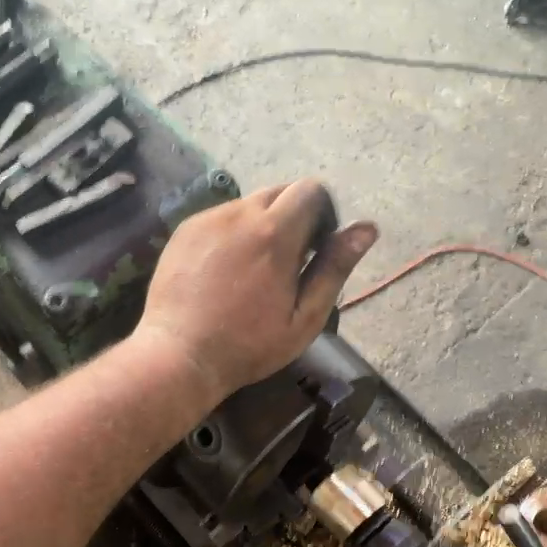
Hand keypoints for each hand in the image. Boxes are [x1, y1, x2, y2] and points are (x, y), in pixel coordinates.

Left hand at [135, 179, 377, 398]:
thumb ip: (334, 269)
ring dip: (261, 227)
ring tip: (252, 273)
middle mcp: (240, 213)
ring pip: (248, 205)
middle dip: (293, 218)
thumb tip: (367, 229)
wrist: (179, 355)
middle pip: (280, 192)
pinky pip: (220, 219)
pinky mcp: (184, 231)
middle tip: (287, 266)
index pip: (311, 191)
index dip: (322, 216)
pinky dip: (231, 236)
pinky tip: (224, 275)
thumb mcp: (303, 318)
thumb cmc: (248, 346)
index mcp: (275, 233)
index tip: (315, 251)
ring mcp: (208, 219)